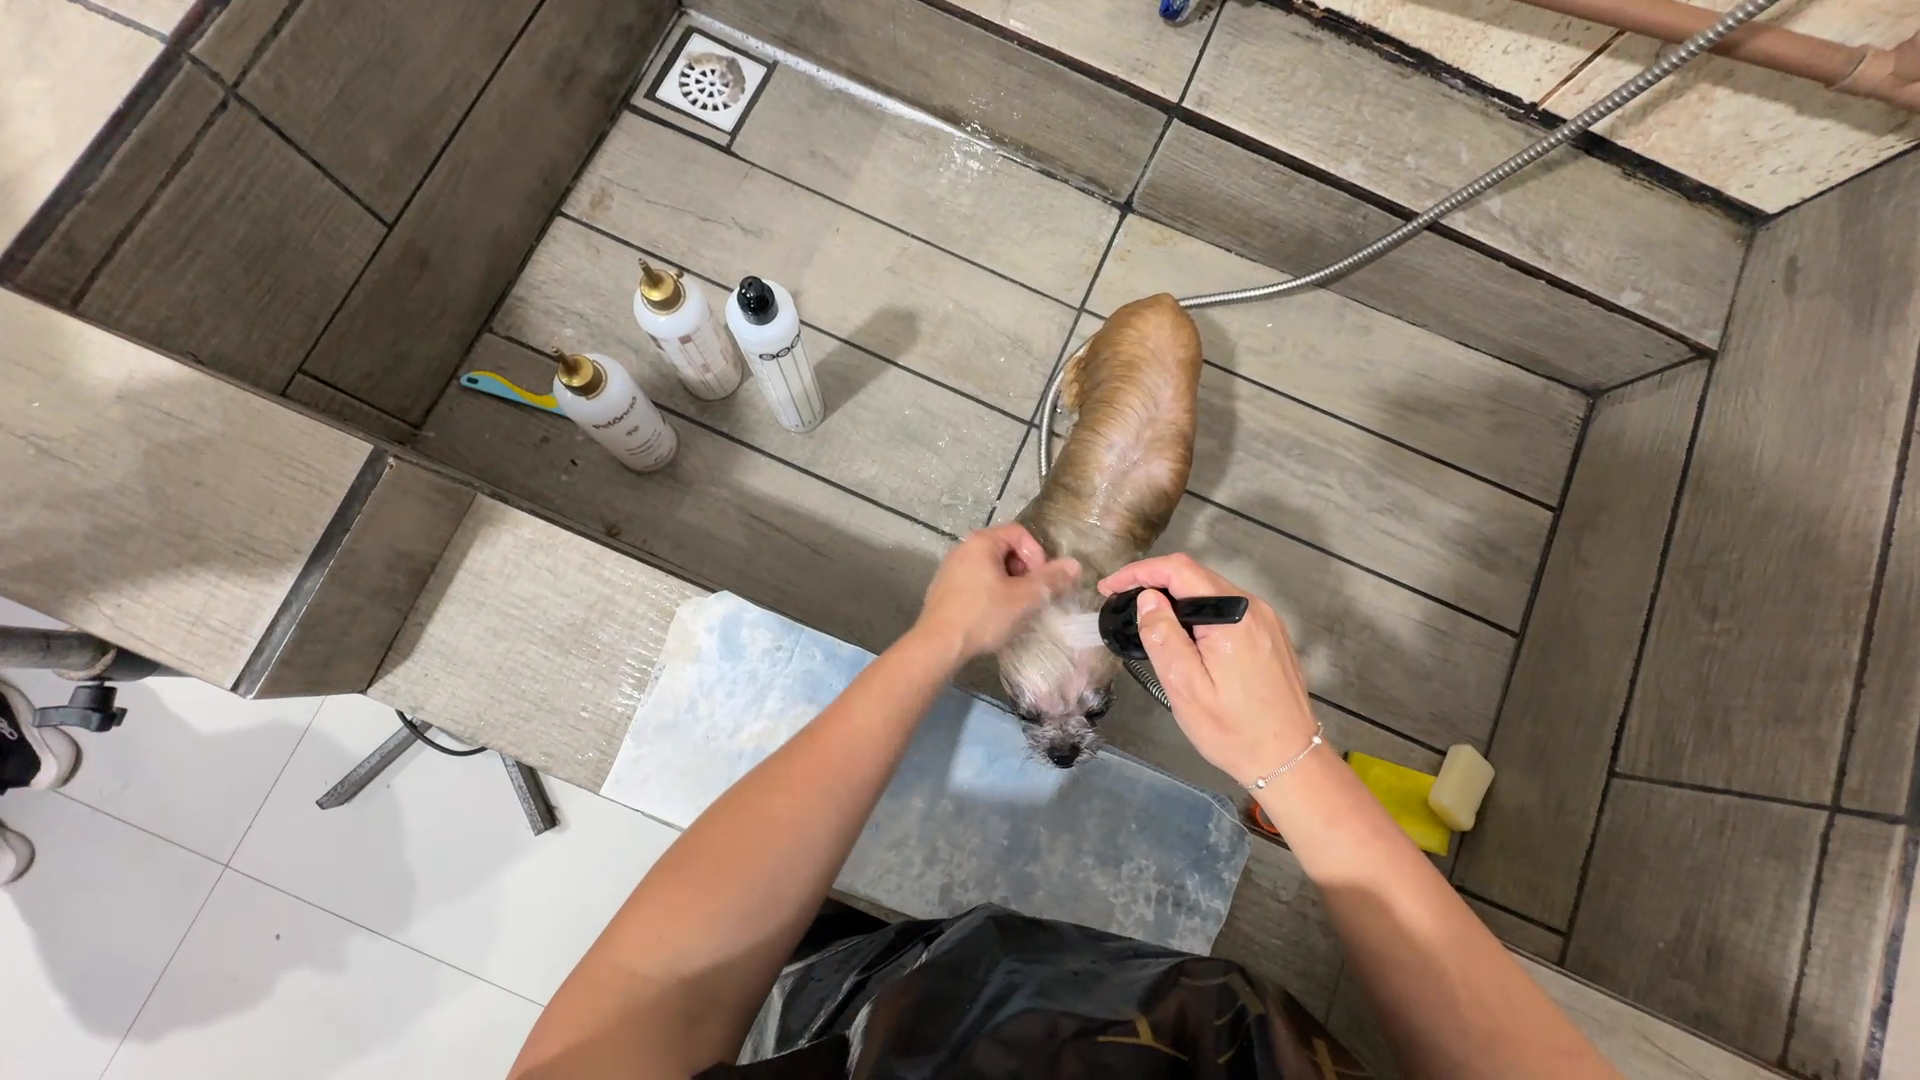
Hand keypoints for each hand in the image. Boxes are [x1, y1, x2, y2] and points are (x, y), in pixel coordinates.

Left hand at [912, 524, 1080, 664]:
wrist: (938, 644)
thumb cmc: (983, 616)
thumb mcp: (1025, 598)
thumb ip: (1052, 579)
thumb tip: (1075, 564)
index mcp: (981, 542)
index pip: (1020, 533)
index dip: (1038, 554)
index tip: (1041, 581)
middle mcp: (963, 548)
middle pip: (1005, 549)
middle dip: (1024, 571)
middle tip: (1029, 597)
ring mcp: (950, 568)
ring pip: (991, 568)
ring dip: (1009, 584)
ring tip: (1014, 609)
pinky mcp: (944, 588)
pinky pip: (975, 581)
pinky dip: (990, 593)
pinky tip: (992, 616)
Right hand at [1099, 554, 1316, 784]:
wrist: (1289, 759)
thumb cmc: (1232, 730)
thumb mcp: (1184, 686)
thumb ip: (1163, 636)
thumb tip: (1148, 599)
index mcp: (1232, 616)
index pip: (1178, 570)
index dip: (1139, 571)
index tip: (1109, 588)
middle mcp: (1253, 608)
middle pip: (1195, 576)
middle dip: (1153, 581)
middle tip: (1120, 602)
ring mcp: (1266, 619)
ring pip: (1211, 590)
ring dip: (1175, 597)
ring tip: (1146, 618)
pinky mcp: (1270, 633)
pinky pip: (1227, 607)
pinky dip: (1197, 610)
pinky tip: (1182, 632)